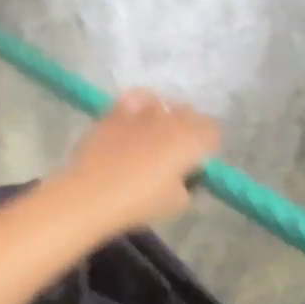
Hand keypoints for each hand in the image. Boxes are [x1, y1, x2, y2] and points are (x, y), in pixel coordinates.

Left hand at [59, 89, 219, 232]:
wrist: (91, 194)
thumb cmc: (139, 203)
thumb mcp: (177, 203)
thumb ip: (187, 184)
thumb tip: (182, 176)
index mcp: (192, 139)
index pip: (212, 132)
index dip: (206, 147)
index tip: (194, 164)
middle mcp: (171, 118)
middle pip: (189, 114)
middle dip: (186, 130)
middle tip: (173, 153)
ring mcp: (142, 109)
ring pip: (163, 104)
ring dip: (162, 117)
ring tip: (150, 137)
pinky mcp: (116, 110)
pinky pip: (135, 99)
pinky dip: (138, 108)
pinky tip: (131, 123)